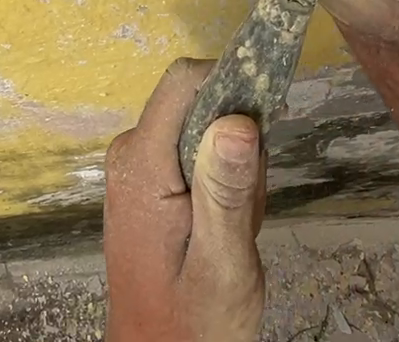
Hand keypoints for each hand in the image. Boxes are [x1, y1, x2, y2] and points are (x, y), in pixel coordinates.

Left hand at [104, 59, 265, 341]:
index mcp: (142, 161)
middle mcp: (132, 150)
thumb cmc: (192, 324)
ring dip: (232, 173)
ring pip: (205, 130)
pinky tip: (220, 228)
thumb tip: (237, 119)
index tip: (265, 122)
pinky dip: (220, 185)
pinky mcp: (148, 176)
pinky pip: (197, 153)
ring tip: (233, 228)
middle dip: (236, 148)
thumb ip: (227, 191)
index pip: (184, 80)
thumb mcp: (222, 264)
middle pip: (201, 105)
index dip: (230, 83)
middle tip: (244, 210)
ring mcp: (138, 162)